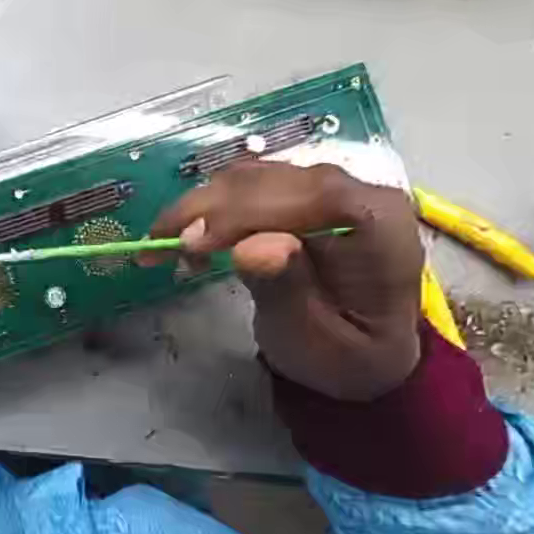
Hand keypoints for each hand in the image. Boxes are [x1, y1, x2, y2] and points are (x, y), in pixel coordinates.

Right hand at [146, 162, 423, 400]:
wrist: (362, 355)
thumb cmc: (342, 355)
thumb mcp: (315, 341)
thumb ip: (288, 291)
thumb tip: (252, 247)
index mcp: (379, 226)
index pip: (312, 196)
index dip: (245, 210)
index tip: (190, 242)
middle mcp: (358, 194)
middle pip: (273, 180)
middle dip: (207, 209)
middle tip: (155, 248)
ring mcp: (327, 191)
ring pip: (252, 178)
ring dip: (200, 208)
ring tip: (165, 247)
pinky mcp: (298, 198)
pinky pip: (247, 188)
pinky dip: (208, 209)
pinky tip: (189, 239)